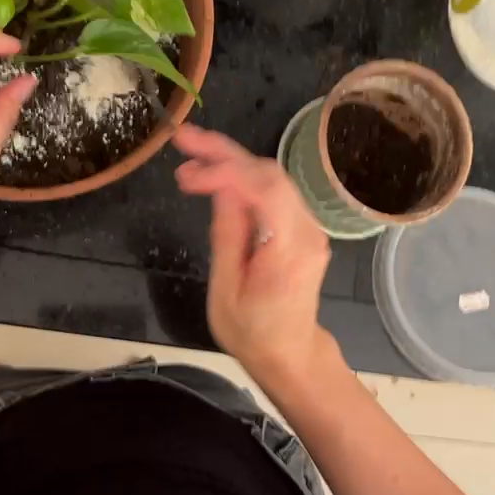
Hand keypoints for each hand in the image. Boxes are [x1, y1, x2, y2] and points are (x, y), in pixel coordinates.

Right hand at [173, 123, 336, 379]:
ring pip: (274, 177)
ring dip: (233, 161)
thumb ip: (227, 236)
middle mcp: (308, 232)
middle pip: (271, 174)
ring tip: (191, 153)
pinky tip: (216, 174)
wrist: (289, 354)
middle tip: (183, 141)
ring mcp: (311, 228)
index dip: (226, 171)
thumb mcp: (226, 291)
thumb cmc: (252, 332)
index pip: (265, 192)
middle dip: (225, 152)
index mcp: (288, 251)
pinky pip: (275, 192)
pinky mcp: (303, 228)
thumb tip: (221, 188)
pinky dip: (244, 178)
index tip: (186, 172)